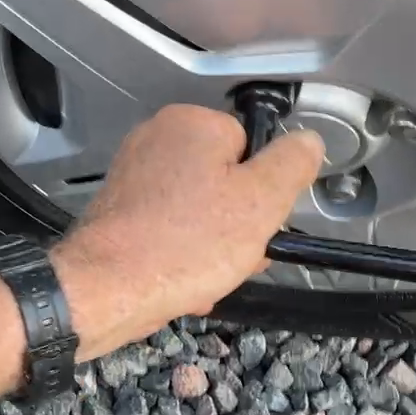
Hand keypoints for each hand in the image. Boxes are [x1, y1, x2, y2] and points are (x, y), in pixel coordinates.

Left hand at [52, 104, 322, 358]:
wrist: (107, 290)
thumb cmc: (182, 246)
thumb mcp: (261, 201)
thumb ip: (292, 165)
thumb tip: (308, 142)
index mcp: (191, 124)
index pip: (252, 147)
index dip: (263, 190)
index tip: (261, 221)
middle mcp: (155, 141)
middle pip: (223, 181)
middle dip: (236, 224)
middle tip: (236, 254)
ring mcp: (132, 177)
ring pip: (195, 211)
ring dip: (210, 246)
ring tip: (206, 274)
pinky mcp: (118, 213)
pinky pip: (166, 231)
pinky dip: (179, 255)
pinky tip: (183, 282)